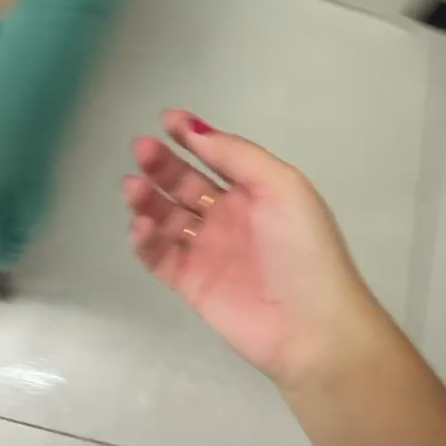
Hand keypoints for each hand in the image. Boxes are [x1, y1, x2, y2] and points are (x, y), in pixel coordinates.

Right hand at [122, 110, 386, 387]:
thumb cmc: (302, 248)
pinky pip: (160, 256)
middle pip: (186, 182)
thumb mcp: (280, 186)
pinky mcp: (191, 284)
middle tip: (141, 149)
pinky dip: (145, 240)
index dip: (191, 136)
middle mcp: (230, 215)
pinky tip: (140, 226)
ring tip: (133, 187)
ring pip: (167, 217)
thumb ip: (236, 155)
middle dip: (163, 164)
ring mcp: (209, 250)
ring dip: (148, 199)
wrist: (311, 326)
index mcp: (256, 190)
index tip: (165, 119)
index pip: (217, 155)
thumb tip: (195, 129)